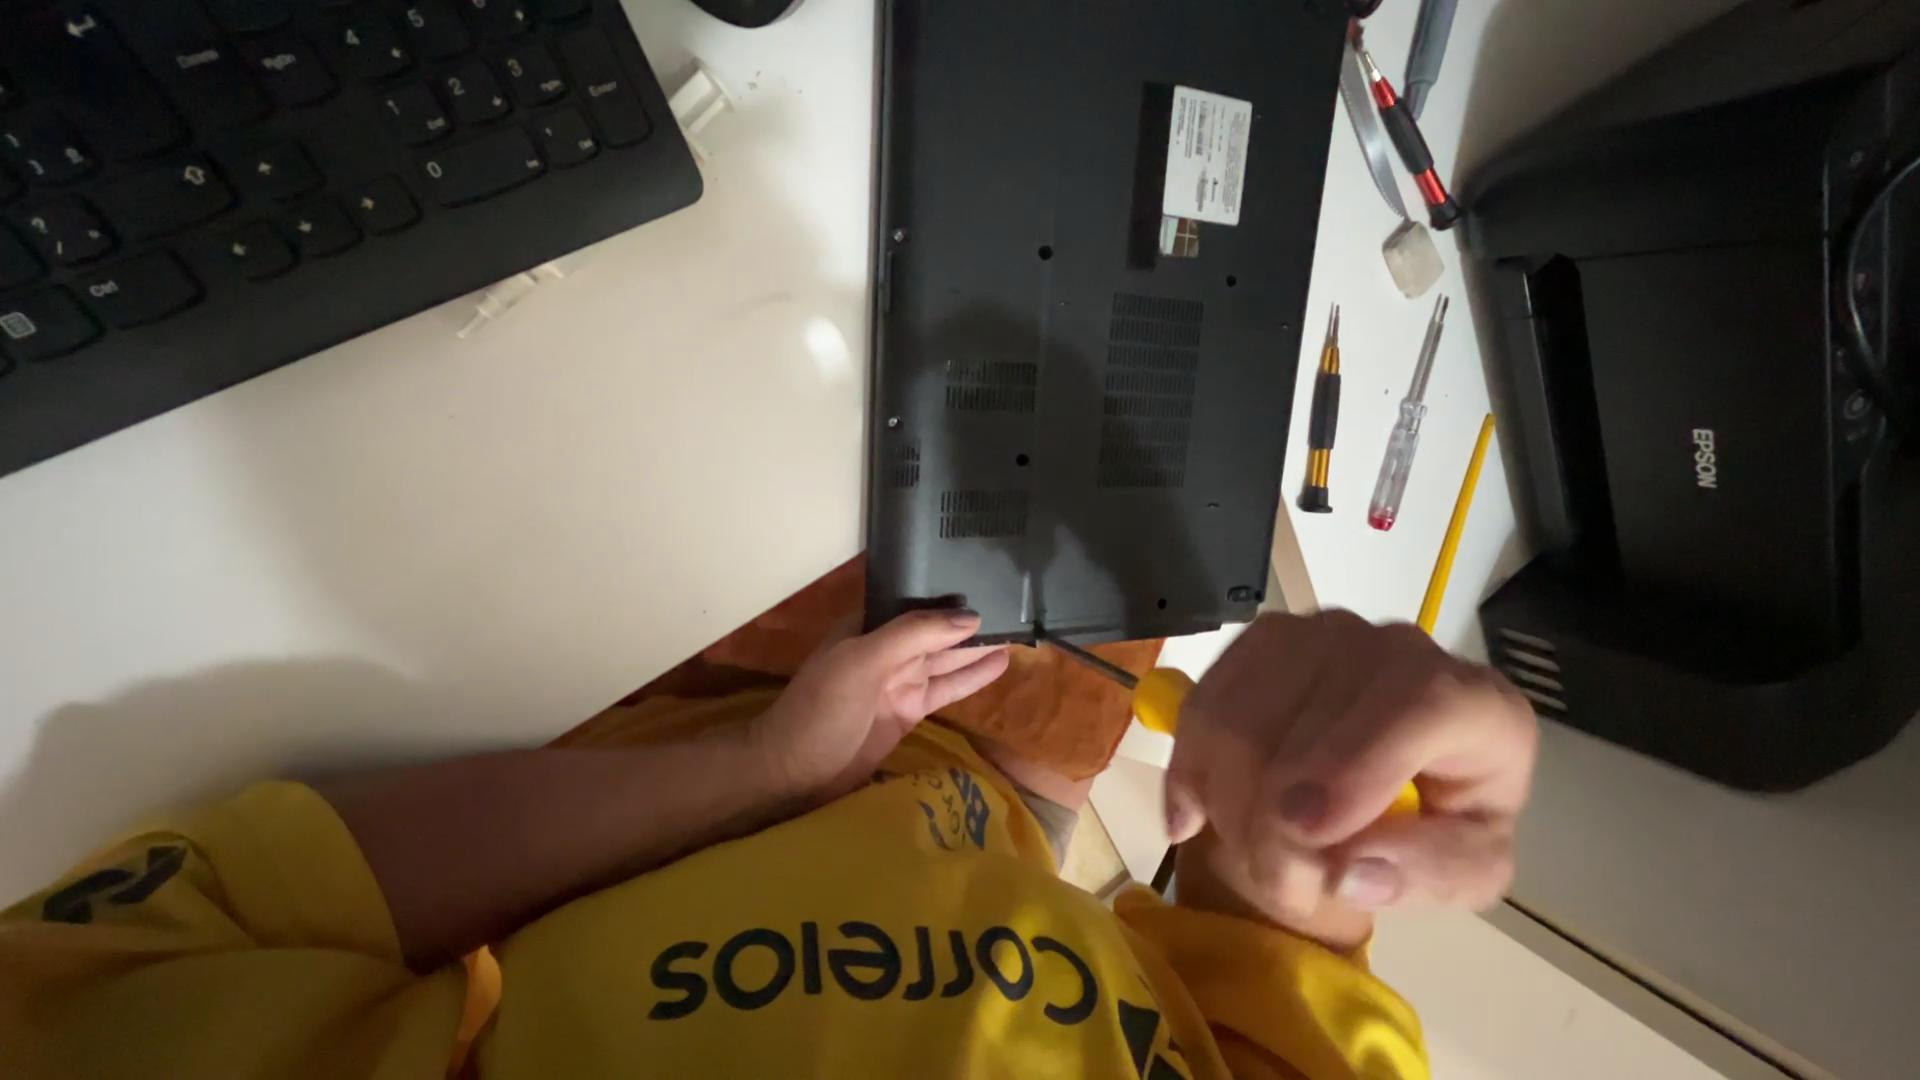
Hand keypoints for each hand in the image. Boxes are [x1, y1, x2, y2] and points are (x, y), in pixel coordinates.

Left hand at [751, 610, 1009, 797]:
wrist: (794, 772)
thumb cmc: (820, 709)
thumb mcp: (863, 661)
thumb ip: (913, 635)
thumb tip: (970, 618)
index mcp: (868, 626)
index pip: (917, 601)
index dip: (950, 593)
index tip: (989, 578)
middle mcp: (886, 649)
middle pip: (936, 630)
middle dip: (970, 620)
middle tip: (1017, 606)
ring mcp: (898, 681)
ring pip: (946, 658)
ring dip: (977, 647)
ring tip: (1018, 631)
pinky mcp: (909, 711)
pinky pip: (946, 689)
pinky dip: (971, 678)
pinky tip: (999, 665)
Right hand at [1164, 611, 1536, 943]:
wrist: (1389, 768)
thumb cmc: (1439, 816)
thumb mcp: (1467, 869)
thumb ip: (1430, 874)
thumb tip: (1347, 871)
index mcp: (1472, 702)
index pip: (1417, 707)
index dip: (1355, 765)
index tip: (1305, 831)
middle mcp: (1393, 648)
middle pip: (1308, 722)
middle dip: (1274, 821)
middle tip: (1277, 885)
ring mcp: (1318, 634)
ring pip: (1242, 715)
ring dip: (1228, 800)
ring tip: (1247, 851)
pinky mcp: (1259, 639)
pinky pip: (1205, 704)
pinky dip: (1187, 767)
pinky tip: (1191, 815)